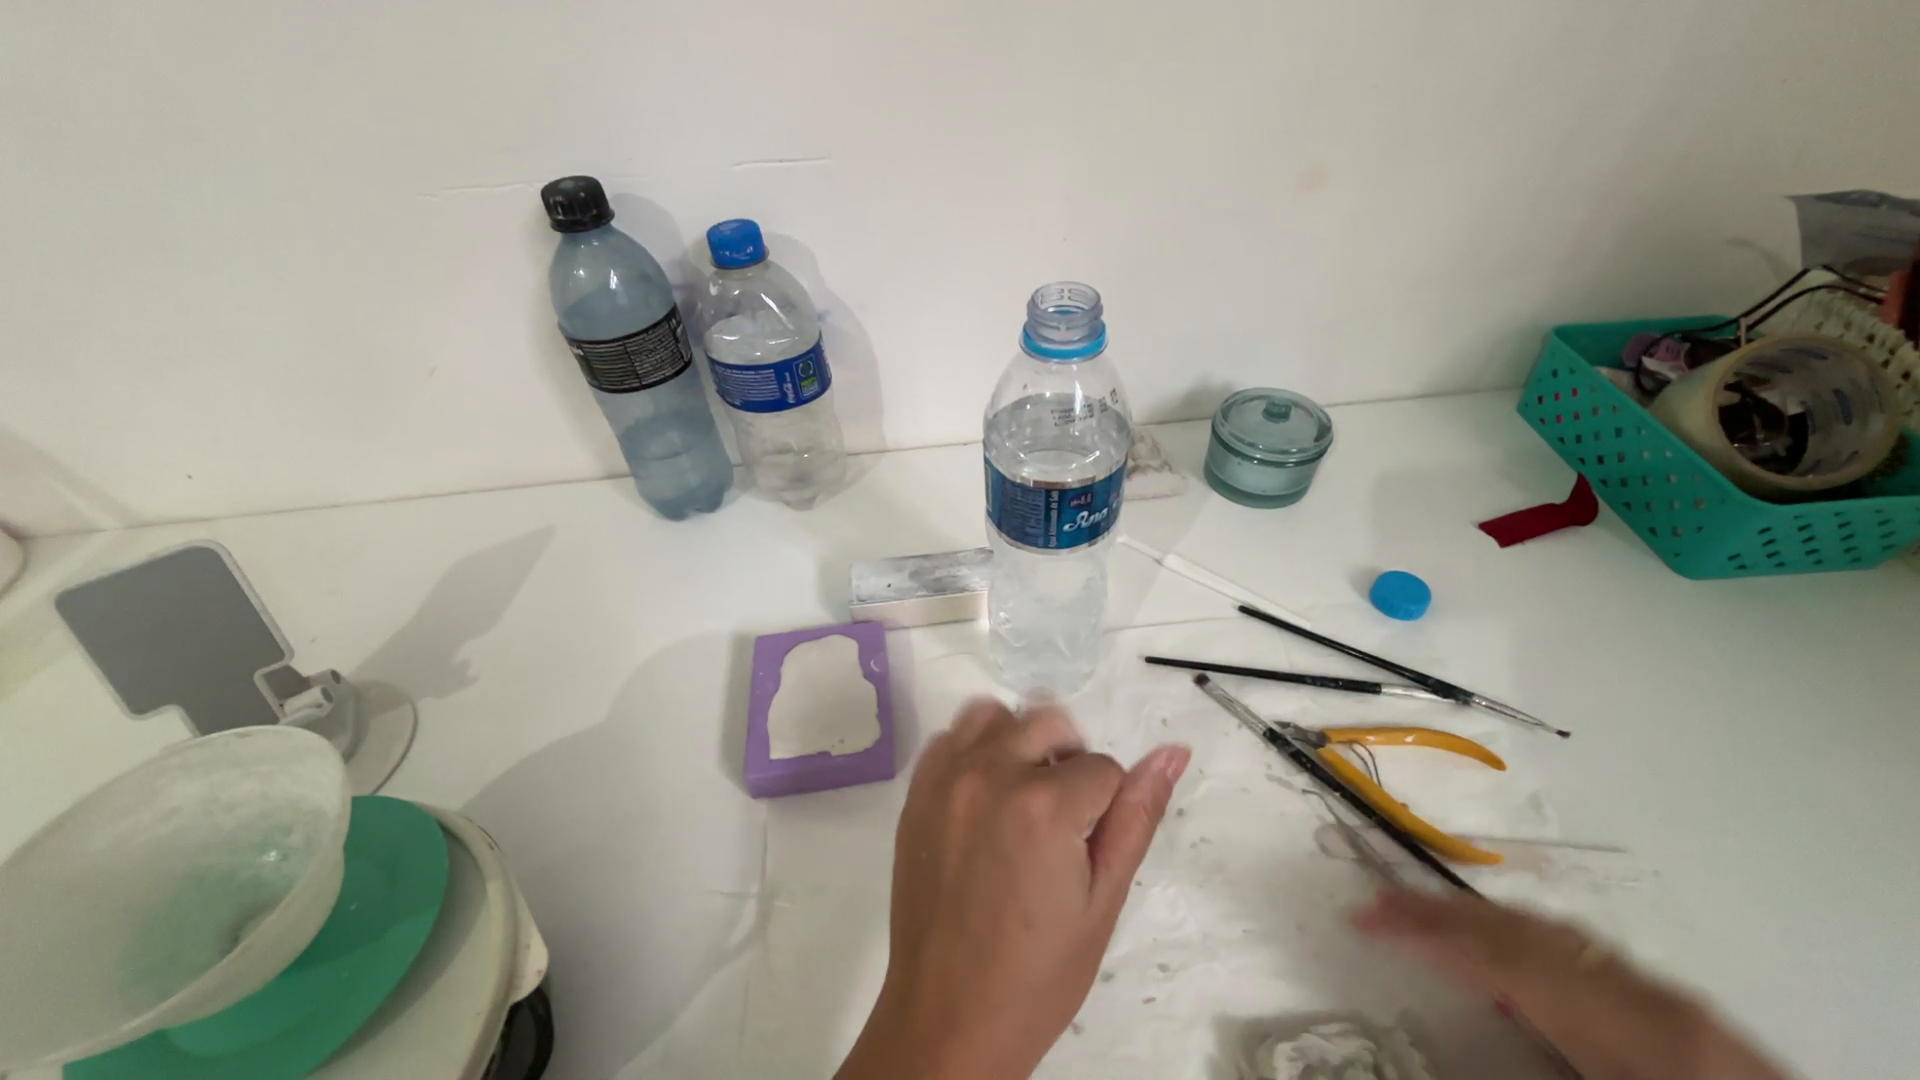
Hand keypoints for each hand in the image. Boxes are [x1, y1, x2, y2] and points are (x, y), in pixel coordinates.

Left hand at [835, 697, 1190, 1079]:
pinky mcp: (916, 793)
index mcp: (1043, 806)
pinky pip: (951, 738)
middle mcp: (988, 774)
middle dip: (1070, 761)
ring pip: (995, 715)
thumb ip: (1137, 816)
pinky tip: (987, 801)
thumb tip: (1173, 751)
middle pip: (1050, 722)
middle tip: (1067, 819)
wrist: (948, 1015)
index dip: (1108, 805)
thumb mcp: (1103, 900)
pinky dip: (975, 752)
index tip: (1087, 849)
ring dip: (1020, 743)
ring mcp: (944, 780)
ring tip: (1025, 799)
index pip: (1102, 766)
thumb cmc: (1038, 973)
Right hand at [1354, 889, 1794, 1079]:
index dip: (1430, 934)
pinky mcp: (1680, 1013)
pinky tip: (1496, 942)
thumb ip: (1520, 1052)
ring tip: (1418, 911)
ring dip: (1479, 918)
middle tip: (1376, 901)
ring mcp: (1671, 999)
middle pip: (1527, 934)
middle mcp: (1652, 997)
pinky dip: (1525, 935)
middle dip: (1444, 913)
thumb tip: (1444, 1025)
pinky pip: (1583, 952)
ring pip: (1556, 934)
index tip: (1367, 917)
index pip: (1508, 960)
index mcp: (1634, 1029)